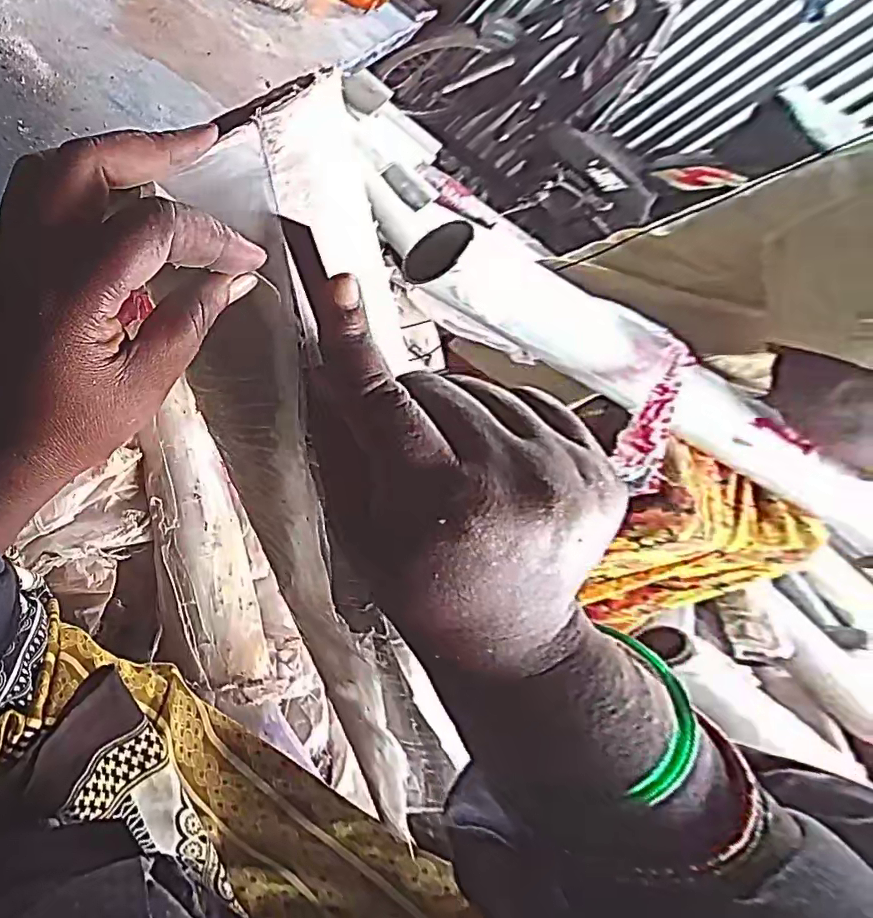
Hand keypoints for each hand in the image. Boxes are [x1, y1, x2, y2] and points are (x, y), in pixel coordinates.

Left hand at [0, 126, 266, 548]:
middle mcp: (35, 261)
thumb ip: (190, 320)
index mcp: (74, 295)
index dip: (208, 235)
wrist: (5, 443)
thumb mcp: (144, 384)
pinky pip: (29, 194)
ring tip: (155, 160)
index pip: (151, 228)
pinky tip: (106, 193)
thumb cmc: (73, 426)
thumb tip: (234, 277)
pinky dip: (71, 178)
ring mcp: (11, 256)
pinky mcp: (5, 262)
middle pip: (83, 165)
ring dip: (104, 154)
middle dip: (148, 148)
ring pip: (46, 168)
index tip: (242, 258)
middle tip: (201, 144)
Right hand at [310, 272, 627, 677]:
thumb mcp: (357, 523)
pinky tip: (480, 446)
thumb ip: (340, 448)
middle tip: (384, 440)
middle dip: (392, 397)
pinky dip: (489, 411)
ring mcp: (566, 468)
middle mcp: (512, 474)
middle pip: (425, 386)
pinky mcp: (599, 464)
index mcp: (440, 494)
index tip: (339, 284)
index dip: (352, 340)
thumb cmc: (413, 584)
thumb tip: (318, 382)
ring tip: (437, 453)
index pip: (383, 399)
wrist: (508, 634)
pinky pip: (523, 400)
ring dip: (440, 405)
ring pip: (472, 388)